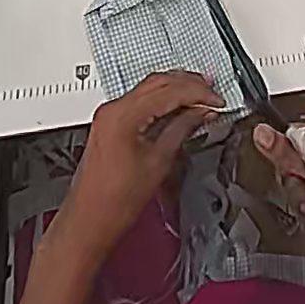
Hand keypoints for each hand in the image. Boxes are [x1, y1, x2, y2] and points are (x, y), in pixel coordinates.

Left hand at [55, 71, 223, 255]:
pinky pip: (139, 100)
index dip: (198, 93)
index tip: (216, 100)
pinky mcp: (109, 122)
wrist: (89, 221)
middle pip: (158, 82)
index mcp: (124, 115)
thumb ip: (182, 129)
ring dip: (175, 88)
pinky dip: (161, 99)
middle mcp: (113, 109)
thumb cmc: (115, 202)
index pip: (169, 90)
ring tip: (200, 96)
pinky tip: (177, 106)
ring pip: (149, 87)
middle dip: (188, 84)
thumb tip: (200, 112)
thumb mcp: (159, 162)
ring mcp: (109, 114)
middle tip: (211, 92)